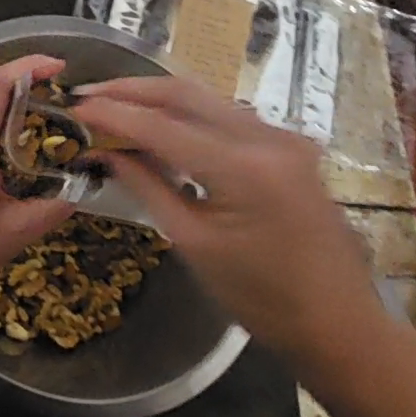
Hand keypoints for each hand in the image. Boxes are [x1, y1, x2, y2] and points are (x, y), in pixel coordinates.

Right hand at [69, 77, 383, 362]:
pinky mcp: (287, 147)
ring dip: (155, 98)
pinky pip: (224, 116)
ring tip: (111, 104)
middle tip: (86, 95)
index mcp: (243, 167)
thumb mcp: (193, 242)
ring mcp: (282, 138)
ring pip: (204, 98)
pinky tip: (156, 124)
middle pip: (184, 93)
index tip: (72, 108)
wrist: (342, 326)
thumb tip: (105, 152)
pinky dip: (184, 114)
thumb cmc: (263, 298)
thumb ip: (147, 186)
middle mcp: (266, 138)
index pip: (160, 125)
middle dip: (130, 90)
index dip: (111, 114)